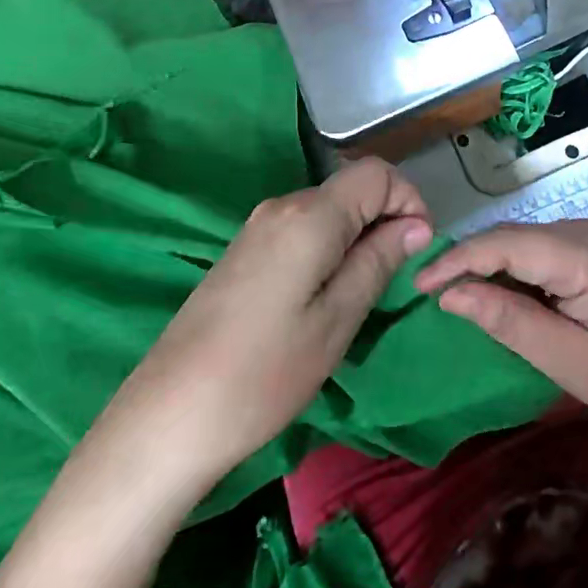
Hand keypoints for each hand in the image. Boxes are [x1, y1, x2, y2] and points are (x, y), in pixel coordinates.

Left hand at [99, 158, 433, 481]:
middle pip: (350, 190)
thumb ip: (378, 261)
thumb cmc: (265, 373)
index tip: (416, 252)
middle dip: (384, 222)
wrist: (171, 413)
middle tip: (390, 283)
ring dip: (356, 239)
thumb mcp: (337, 320)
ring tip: (357, 297)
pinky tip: (320, 298)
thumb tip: (415, 225)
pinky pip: (301, 231)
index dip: (408, 202)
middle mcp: (281, 206)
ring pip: (327, 211)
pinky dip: (327, 249)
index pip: (376, 173)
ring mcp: (257, 228)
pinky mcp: (243, 251)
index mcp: (309, 216)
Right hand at [414, 220, 587, 425]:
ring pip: (508, 237)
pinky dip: (494, 264)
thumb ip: (508, 321)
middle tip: (424, 288)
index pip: (508, 245)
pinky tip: (476, 285)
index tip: (420, 283)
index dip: (460, 260)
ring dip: (475, 261)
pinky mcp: (569, 241)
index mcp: (585, 258)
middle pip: (506, 236)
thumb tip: (449, 294)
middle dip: (463, 260)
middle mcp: (580, 231)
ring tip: (442, 287)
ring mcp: (576, 232)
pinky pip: (519, 245)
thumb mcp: (562, 359)